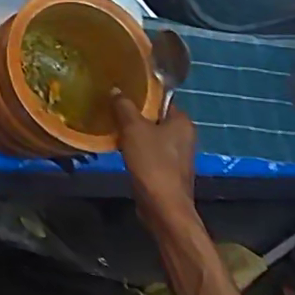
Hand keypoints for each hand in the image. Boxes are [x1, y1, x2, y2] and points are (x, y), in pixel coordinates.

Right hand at [111, 89, 197, 229]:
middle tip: (110, 108)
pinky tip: (119, 146)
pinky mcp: (168, 168)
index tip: (120, 92)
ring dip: (132, 131)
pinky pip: (149, 149)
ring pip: (150, 134)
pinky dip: (135, 146)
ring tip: (111, 125)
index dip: (141, 95)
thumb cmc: (152, 161)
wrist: (162, 204)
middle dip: (134, 113)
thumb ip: (124, 106)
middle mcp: (184, 136)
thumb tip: (116, 90)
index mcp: (182, 122)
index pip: (161, 99)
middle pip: (154, 117)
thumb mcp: (133, 128)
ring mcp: (177, 154)